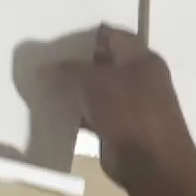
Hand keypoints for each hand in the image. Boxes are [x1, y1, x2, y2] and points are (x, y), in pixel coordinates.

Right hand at [58, 26, 195, 192]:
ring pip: (97, 87)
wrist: (151, 161)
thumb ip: (65, 69)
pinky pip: (95, 110)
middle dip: (76, 61)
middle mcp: (141, 78)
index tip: (58, 37)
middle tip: (46, 59)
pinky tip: (56, 109)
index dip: (87, 33)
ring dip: (74, 86)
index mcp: (142, 60)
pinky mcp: (122, 126)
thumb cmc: (127, 111)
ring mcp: (133, 103)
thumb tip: (44, 67)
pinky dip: (77, 109)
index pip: (114, 35)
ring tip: (45, 83)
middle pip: (104, 61)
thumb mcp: (90, 81)